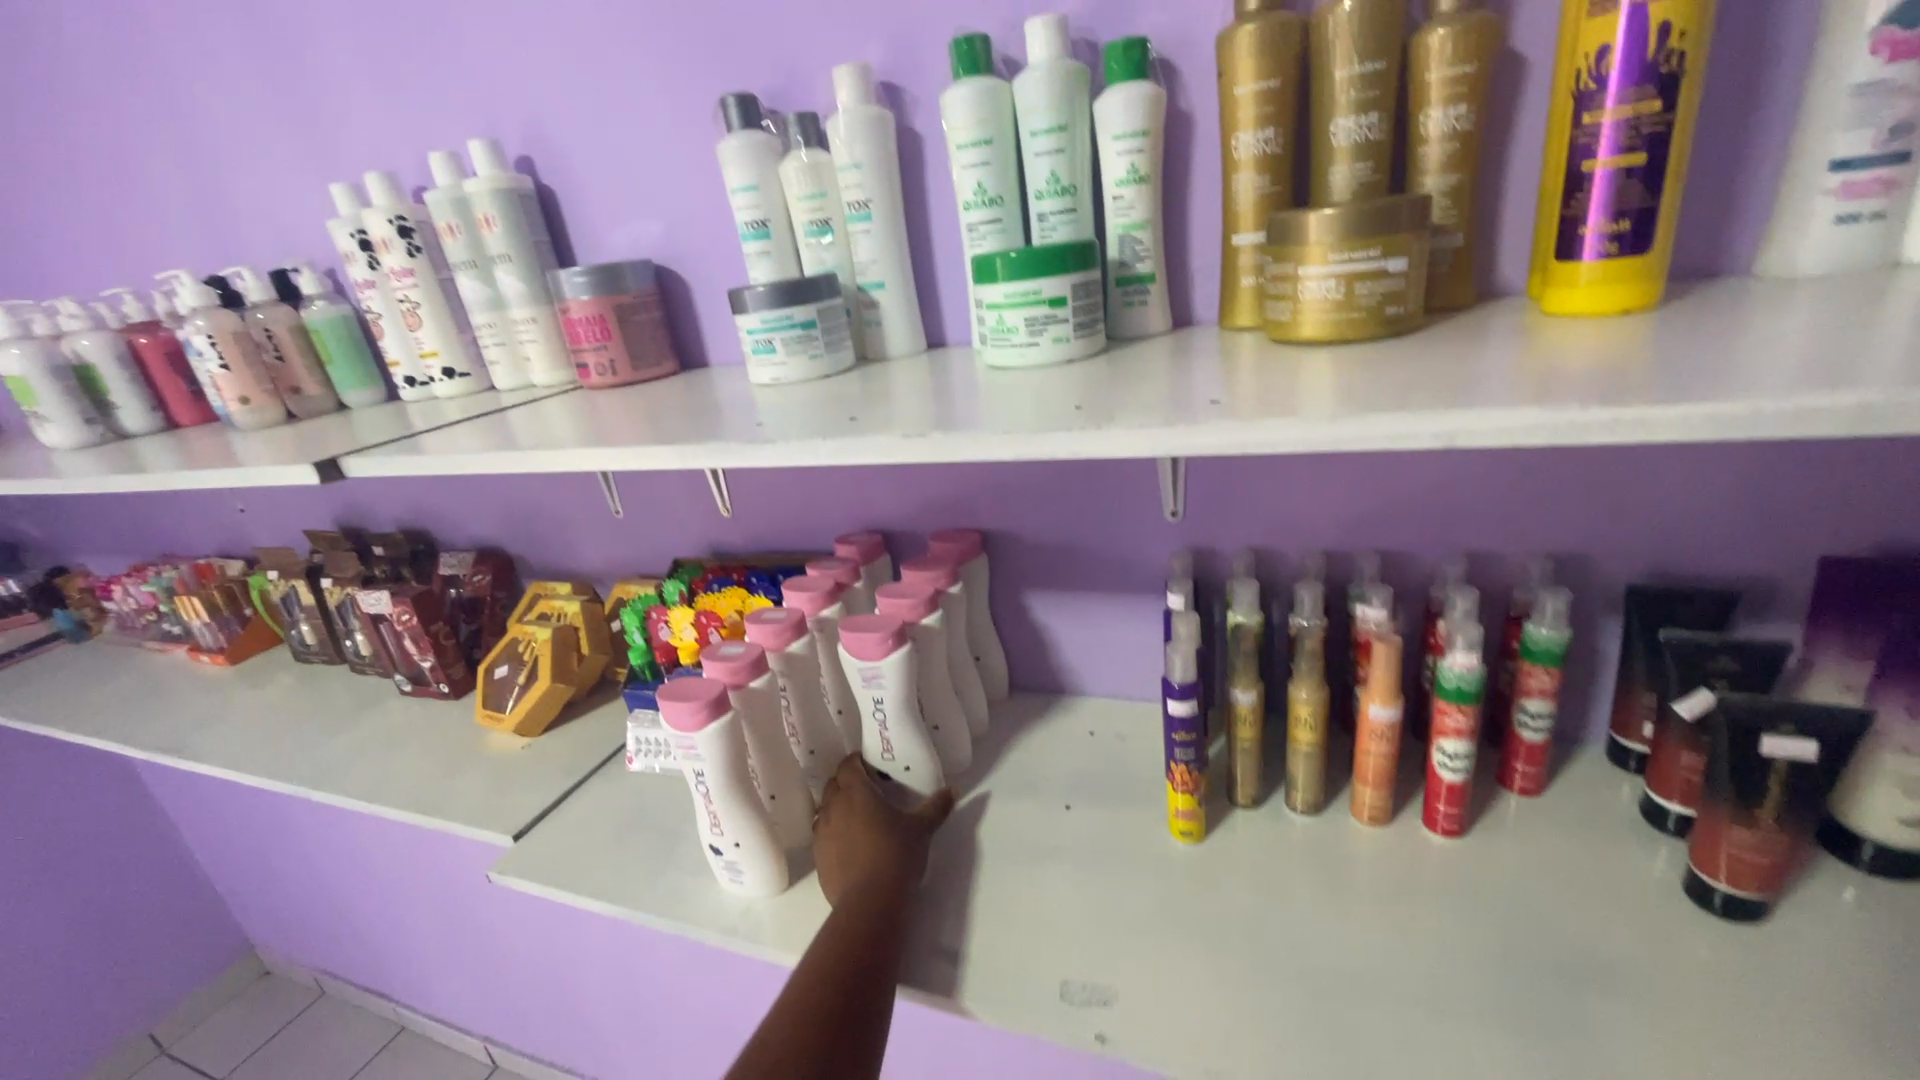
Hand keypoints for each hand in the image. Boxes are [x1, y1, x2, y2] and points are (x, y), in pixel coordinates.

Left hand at [813, 753, 953, 908]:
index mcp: (856, 793)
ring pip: (824, 809)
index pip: (847, 765)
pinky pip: (822, 834)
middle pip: (833, 784)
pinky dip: (833, 831)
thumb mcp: (922, 830)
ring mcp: (822, 833)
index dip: (855, 761)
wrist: (869, 903)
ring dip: (837, 806)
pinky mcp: (818, 857)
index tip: (868, 764)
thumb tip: (953, 790)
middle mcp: (834, 807)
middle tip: (866, 789)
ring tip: (856, 815)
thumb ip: (936, 807)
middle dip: (846, 782)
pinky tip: (849, 842)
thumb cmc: (896, 856)